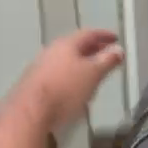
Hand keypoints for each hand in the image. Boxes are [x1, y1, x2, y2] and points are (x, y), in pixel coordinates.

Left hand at [7, 28, 123, 132]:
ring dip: (79, 64)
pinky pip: (55, 74)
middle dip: (92, 50)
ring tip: (91, 73)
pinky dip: (68, 76)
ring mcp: (39, 67)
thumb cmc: (65, 89)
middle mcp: (51, 51)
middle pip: (75, 46)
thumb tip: (119, 50)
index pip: (89, 34)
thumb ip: (107, 61)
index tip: (116, 38)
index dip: (104, 35)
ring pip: (64, 61)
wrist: (28, 113)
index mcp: (67, 44)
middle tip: (105, 55)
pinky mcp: (31, 84)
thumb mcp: (93, 74)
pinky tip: (72, 88)